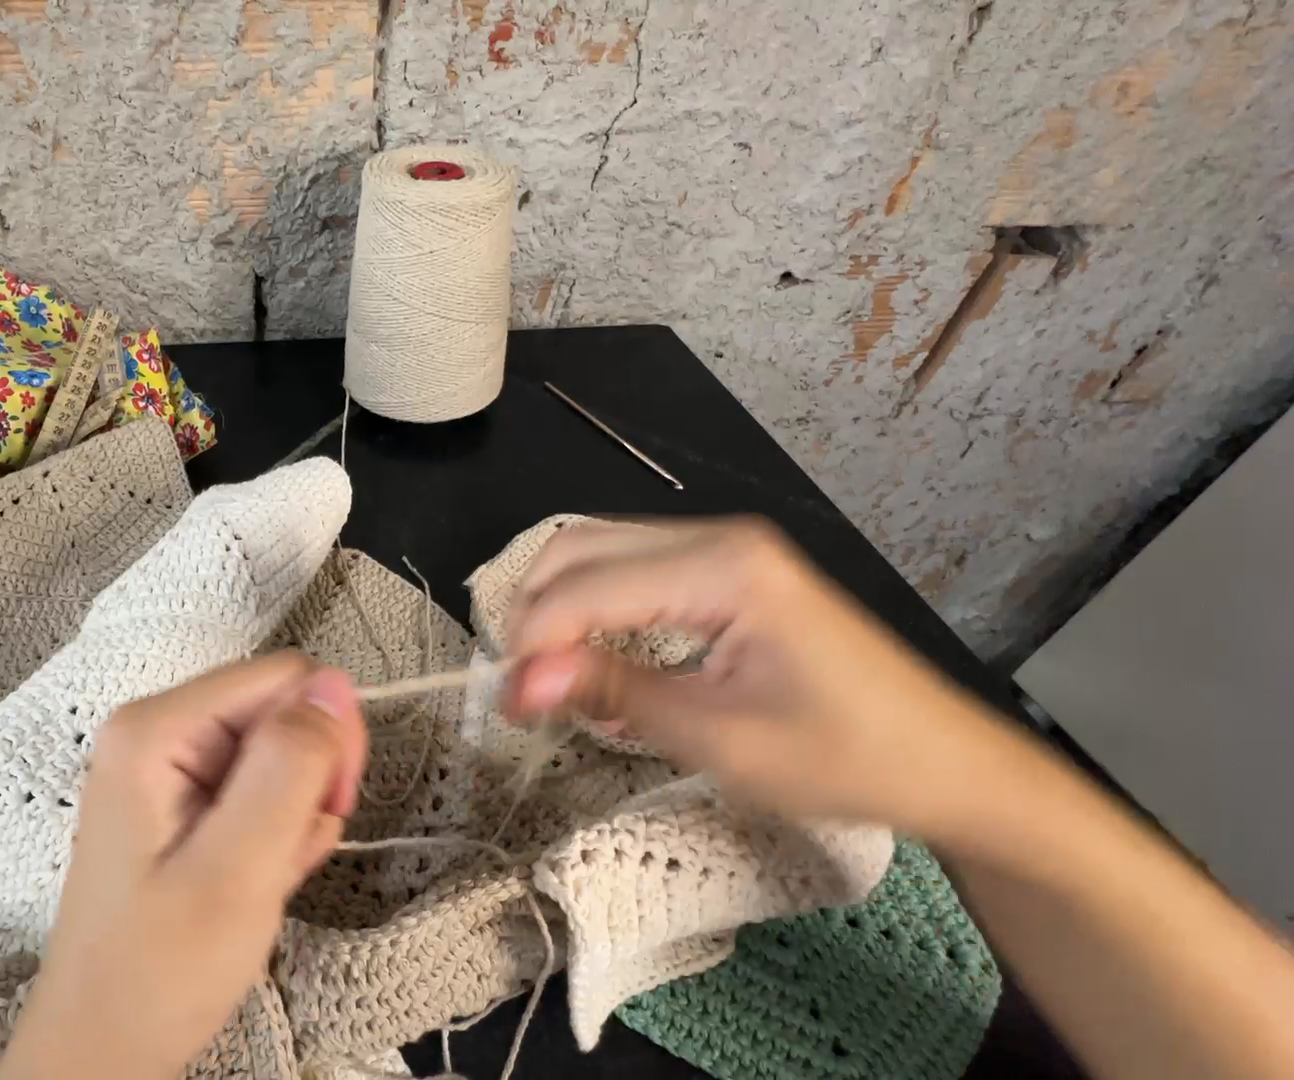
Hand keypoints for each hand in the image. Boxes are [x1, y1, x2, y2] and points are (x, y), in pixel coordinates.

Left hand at [0, 653, 366, 1079]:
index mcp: (159, 727)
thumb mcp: (237, 869)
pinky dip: (278, 829)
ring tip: (270, 873)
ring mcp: (173, 762)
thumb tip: (334, 683)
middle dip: (310, 776)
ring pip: (280, 751)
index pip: (285, 678)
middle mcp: (162, 727)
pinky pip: (262, 784)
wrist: (104, 1047)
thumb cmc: (162, 968)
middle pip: (281, 710)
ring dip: (296, 811)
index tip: (331, 804)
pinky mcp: (187, 795)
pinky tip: (260, 876)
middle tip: (296, 847)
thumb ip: (289, 768)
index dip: (325, 732)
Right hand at [502, 517, 1042, 840]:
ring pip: (598, 552)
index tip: (508, 703)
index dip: (534, 640)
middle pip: (581, 546)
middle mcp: (716, 537)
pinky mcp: (724, 568)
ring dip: (560, 608)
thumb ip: (613, 694)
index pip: (587, 584)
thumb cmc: (845, 759)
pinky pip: (630, 570)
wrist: (950, 765)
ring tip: (554, 677)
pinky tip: (599, 659)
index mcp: (723, 567)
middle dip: (536, 612)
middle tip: (525, 686)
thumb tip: (519, 683)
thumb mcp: (719, 739)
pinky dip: (594, 609)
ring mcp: (722, 547)